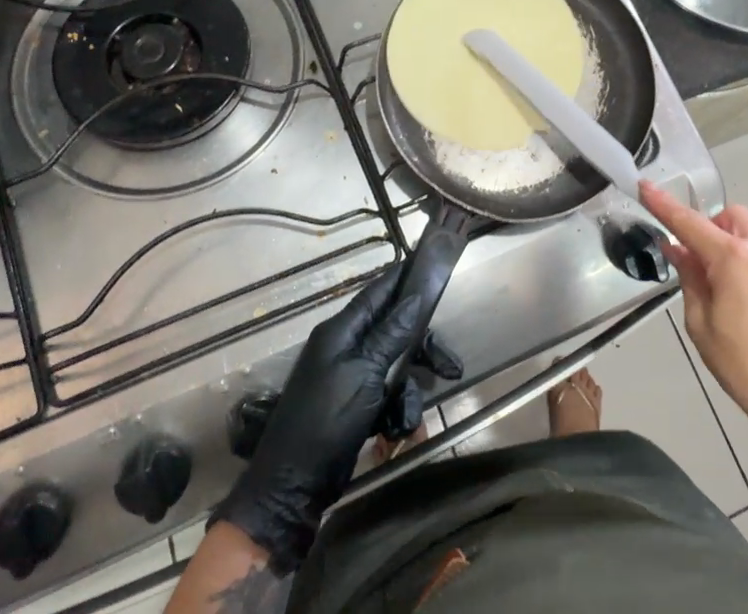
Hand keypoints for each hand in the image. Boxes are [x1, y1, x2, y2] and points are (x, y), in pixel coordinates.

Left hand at [210, 266, 428, 571]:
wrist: (295, 482)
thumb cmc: (327, 418)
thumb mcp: (364, 372)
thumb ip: (391, 333)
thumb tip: (415, 293)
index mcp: (341, 331)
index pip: (378, 292)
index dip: (404, 279)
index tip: (431, 264)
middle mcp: (346, 348)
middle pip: (397, 333)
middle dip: (423, 354)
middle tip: (452, 368)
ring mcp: (351, 377)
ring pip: (397, 370)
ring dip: (407, 397)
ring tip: (404, 425)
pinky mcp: (357, 405)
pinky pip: (388, 398)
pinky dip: (395, 415)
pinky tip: (393, 435)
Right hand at [639, 181, 747, 444]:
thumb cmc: (743, 367)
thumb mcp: (701, 324)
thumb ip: (690, 278)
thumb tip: (679, 249)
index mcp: (735, 260)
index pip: (690, 223)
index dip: (664, 205)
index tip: (646, 186)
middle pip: (733, 217)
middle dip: (713, 229)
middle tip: (703, 264)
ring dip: (739, 247)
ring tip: (735, 291)